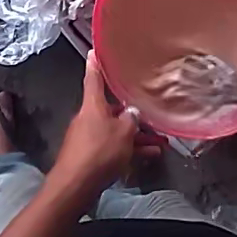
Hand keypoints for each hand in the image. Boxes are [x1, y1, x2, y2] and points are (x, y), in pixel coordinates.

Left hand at [46, 53, 150, 209]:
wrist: (75, 186)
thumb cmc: (99, 152)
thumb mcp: (123, 133)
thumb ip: (131, 119)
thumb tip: (133, 112)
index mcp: (92, 105)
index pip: (94, 77)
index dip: (96, 63)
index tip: (95, 50)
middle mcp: (89, 116)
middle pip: (111, 108)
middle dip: (132, 112)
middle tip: (151, 111)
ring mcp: (88, 136)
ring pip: (116, 129)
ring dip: (136, 134)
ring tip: (161, 141)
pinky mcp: (91, 154)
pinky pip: (114, 145)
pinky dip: (129, 148)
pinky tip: (149, 154)